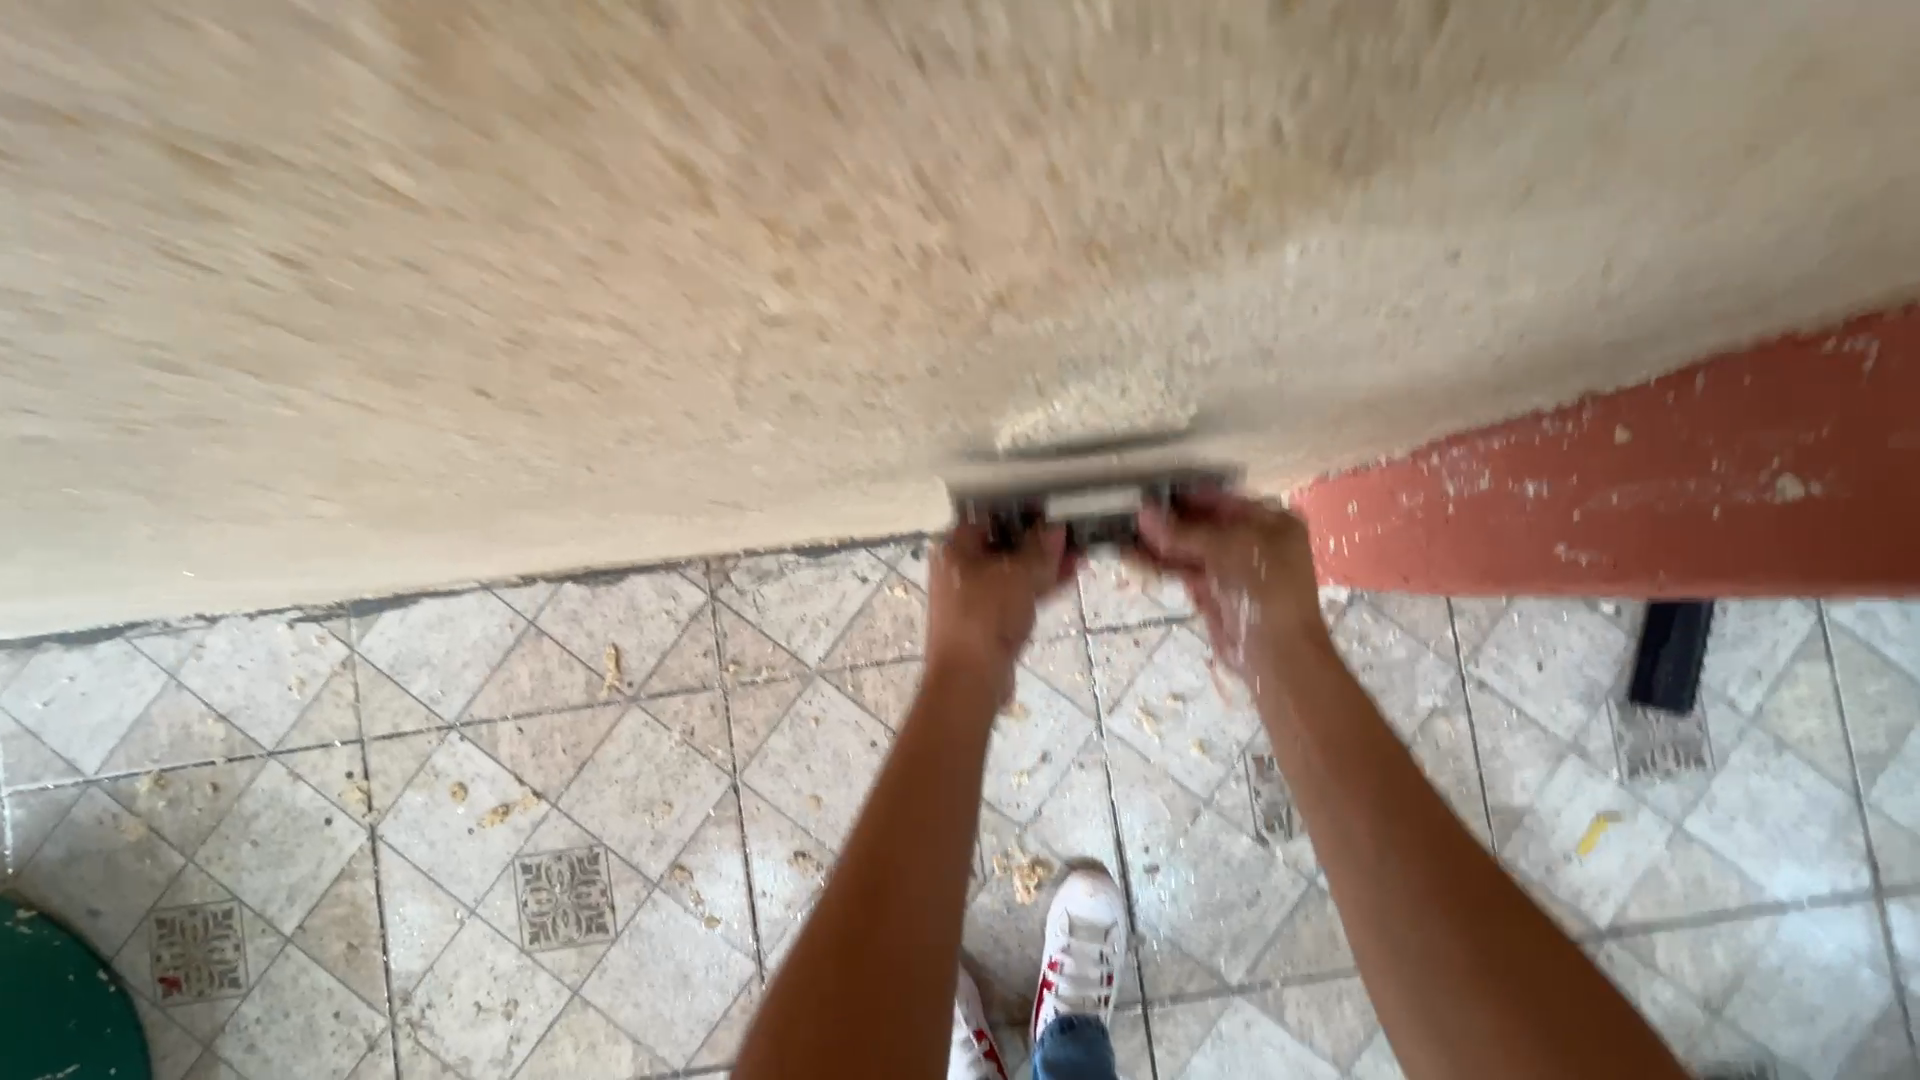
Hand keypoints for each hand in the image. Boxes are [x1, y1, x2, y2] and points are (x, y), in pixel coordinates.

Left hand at [925, 525, 1074, 700]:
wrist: (970, 679)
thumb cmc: (986, 615)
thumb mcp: (1018, 575)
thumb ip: (1039, 548)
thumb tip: (1055, 526)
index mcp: (954, 548)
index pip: (987, 516)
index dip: (1020, 511)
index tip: (1050, 508)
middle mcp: (959, 569)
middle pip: (1001, 544)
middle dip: (1037, 540)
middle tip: (1070, 531)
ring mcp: (973, 597)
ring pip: (1012, 572)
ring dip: (1043, 564)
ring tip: (1079, 553)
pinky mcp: (988, 621)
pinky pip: (1016, 595)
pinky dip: (1039, 586)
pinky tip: (1070, 576)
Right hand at [1135, 491, 1326, 676]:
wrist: (1275, 651)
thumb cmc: (1263, 587)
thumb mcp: (1227, 547)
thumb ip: (1183, 531)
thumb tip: (1142, 513)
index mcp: (1270, 521)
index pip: (1222, 499)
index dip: (1186, 496)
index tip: (1150, 491)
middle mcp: (1251, 541)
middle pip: (1202, 524)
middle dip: (1167, 521)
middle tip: (1129, 512)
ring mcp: (1230, 568)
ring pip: (1187, 549)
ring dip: (1156, 543)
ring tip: (1121, 532)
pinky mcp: (1211, 592)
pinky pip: (1181, 571)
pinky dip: (1158, 565)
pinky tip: (1131, 556)